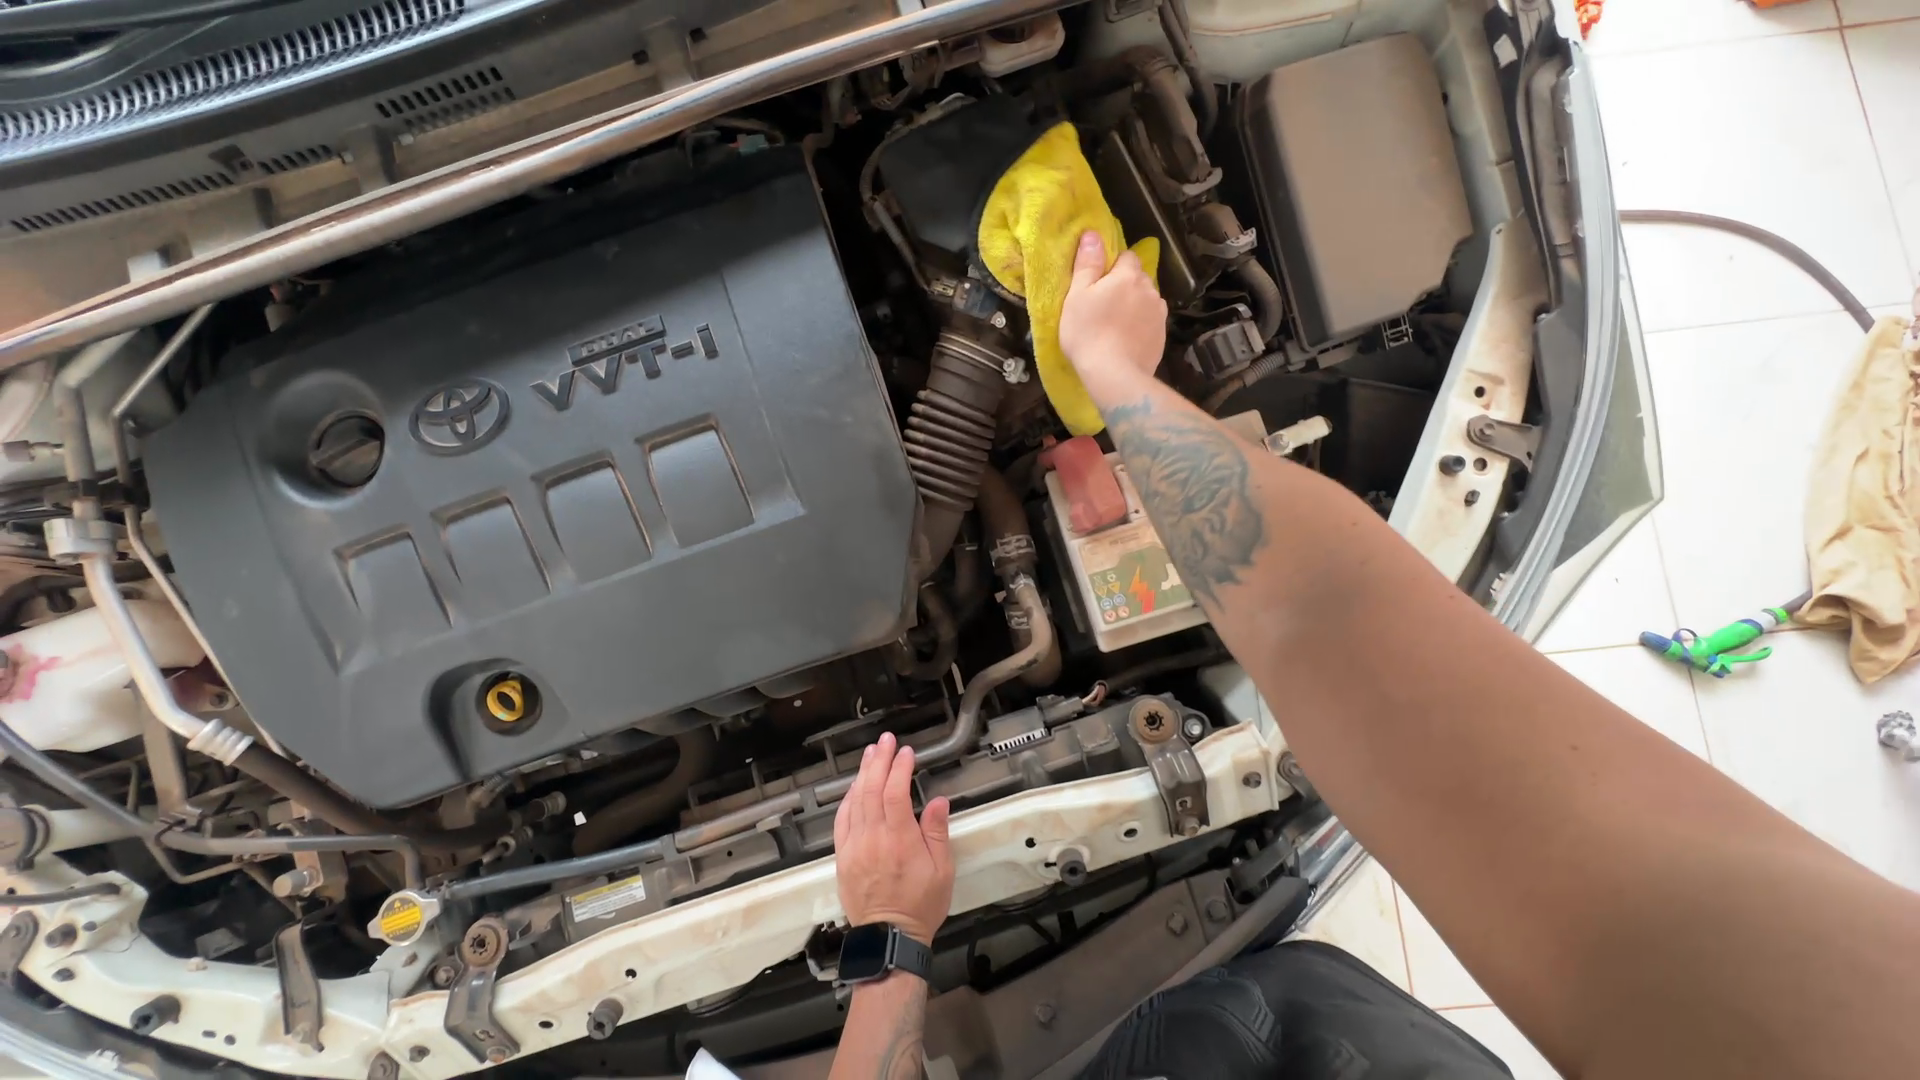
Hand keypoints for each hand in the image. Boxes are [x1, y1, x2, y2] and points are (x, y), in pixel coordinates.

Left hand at [833, 732, 953, 945]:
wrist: (889, 938)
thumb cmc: (920, 904)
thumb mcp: (942, 870)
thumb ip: (937, 832)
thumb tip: (938, 801)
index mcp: (899, 840)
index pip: (895, 793)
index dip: (899, 768)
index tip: (907, 752)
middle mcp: (873, 838)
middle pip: (872, 789)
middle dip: (879, 761)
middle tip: (886, 741)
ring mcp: (854, 846)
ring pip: (855, 801)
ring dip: (863, 774)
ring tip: (871, 753)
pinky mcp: (843, 857)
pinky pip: (842, 820)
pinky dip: (848, 799)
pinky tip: (854, 787)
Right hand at [1058, 230, 1167, 387]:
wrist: (1114, 374)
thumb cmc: (1088, 333)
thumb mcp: (1077, 296)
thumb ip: (1087, 264)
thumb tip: (1093, 234)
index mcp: (1128, 276)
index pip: (1126, 257)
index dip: (1113, 266)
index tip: (1099, 283)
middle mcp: (1150, 289)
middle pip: (1138, 279)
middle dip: (1125, 286)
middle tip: (1104, 306)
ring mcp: (1159, 314)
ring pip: (1147, 300)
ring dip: (1135, 306)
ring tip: (1117, 325)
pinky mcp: (1162, 336)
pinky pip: (1151, 322)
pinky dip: (1141, 326)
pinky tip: (1128, 339)